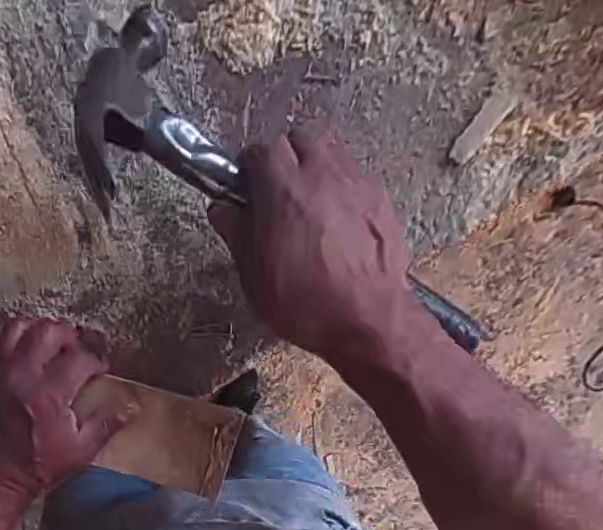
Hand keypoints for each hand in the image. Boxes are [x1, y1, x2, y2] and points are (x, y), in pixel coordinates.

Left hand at [0, 317, 136, 511]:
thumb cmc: (39, 466)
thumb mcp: (81, 451)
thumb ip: (107, 424)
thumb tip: (132, 405)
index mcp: (49, 395)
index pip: (80, 357)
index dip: (96, 359)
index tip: (100, 368)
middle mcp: (22, 376)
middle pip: (48, 330)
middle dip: (69, 336)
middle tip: (75, 352)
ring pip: (17, 326)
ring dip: (37, 329)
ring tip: (49, 345)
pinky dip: (2, 330)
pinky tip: (17, 340)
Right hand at [209, 127, 423, 359]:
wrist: (364, 318)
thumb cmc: (308, 303)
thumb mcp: (254, 276)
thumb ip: (237, 234)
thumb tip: (224, 211)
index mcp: (284, 193)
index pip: (261, 151)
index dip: (248, 168)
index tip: (242, 187)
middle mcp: (322, 177)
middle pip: (300, 138)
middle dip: (283, 157)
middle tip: (271, 190)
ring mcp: (355, 184)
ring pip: (330, 150)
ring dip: (312, 166)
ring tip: (301, 202)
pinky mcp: (378, 199)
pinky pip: (353, 176)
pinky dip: (337, 187)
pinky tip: (329, 221)